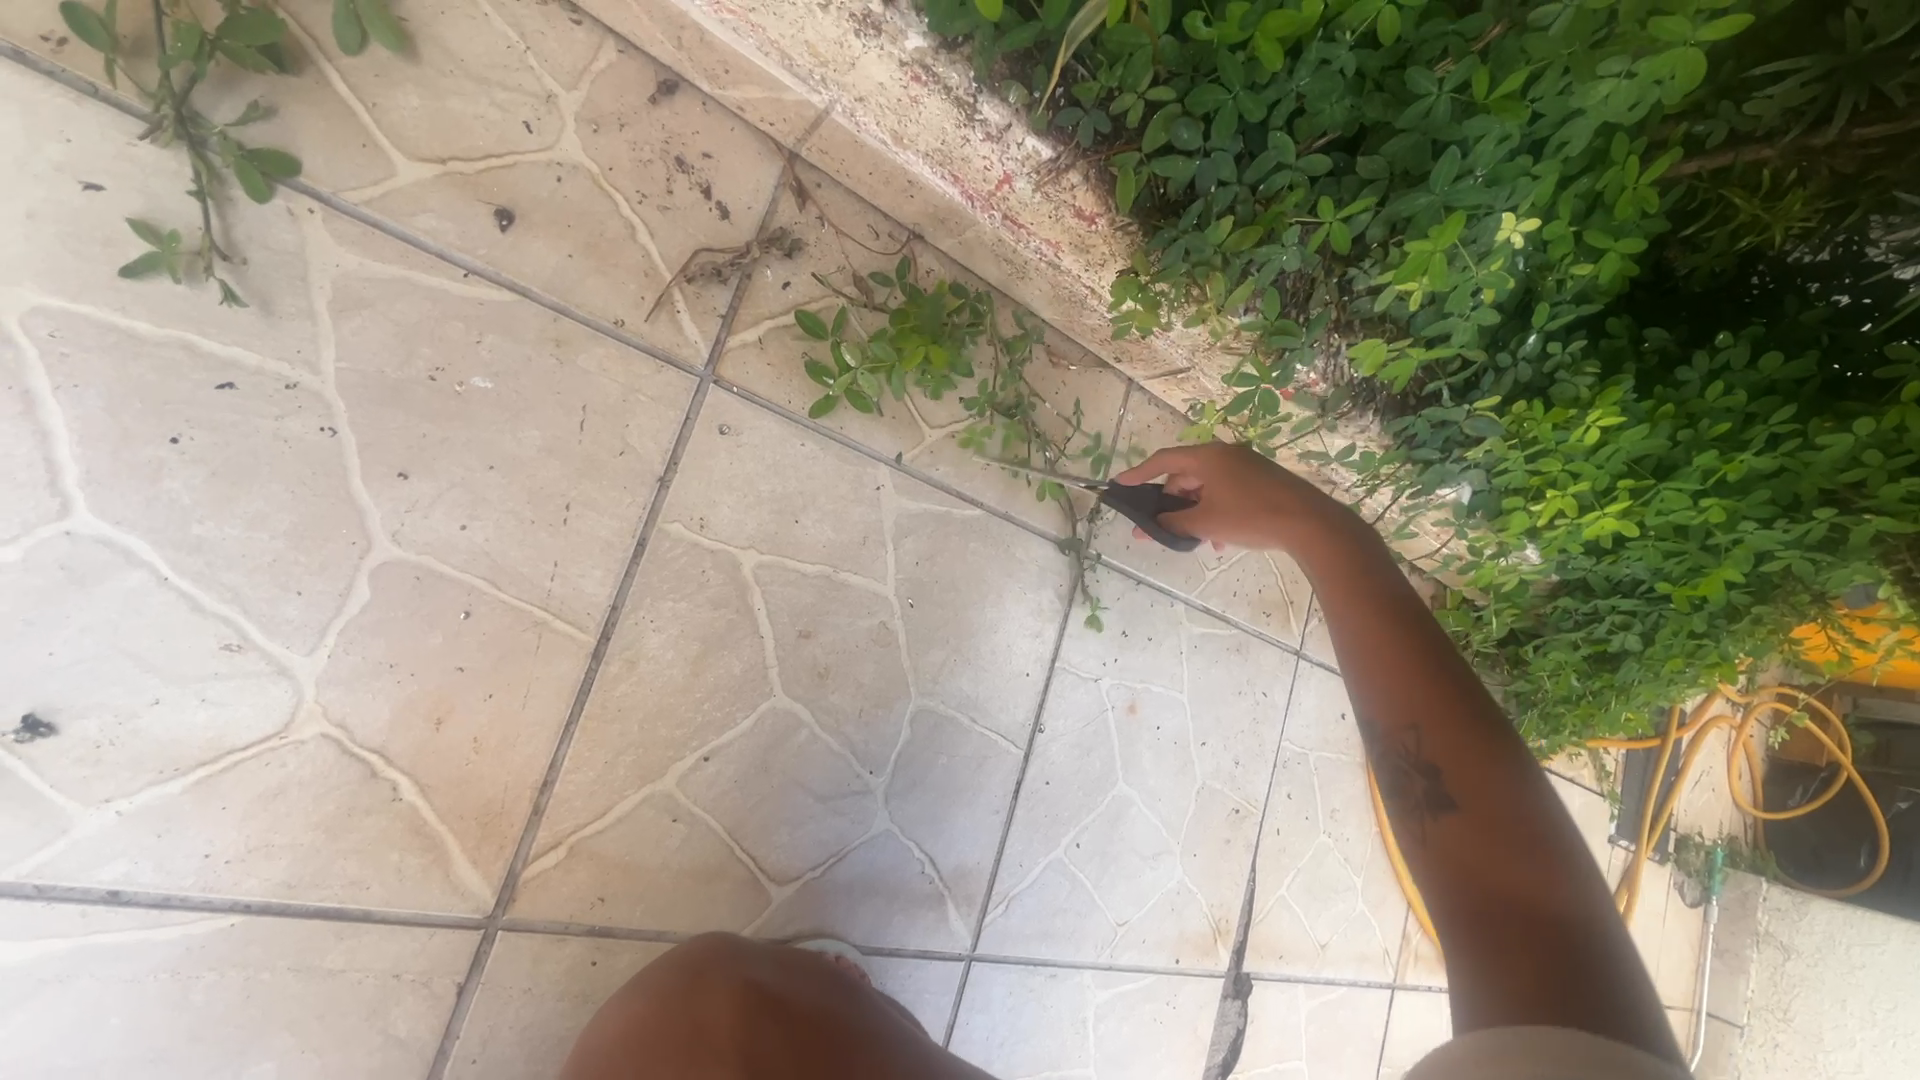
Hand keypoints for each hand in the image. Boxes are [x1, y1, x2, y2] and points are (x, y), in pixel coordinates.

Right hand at [1112, 443, 1342, 551]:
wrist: (1310, 523)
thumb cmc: (1251, 516)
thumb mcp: (1205, 523)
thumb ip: (1172, 525)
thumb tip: (1148, 530)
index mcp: (1208, 456)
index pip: (1163, 461)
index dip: (1139, 474)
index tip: (1120, 484)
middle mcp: (1225, 454)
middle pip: (1185, 476)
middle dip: (1173, 504)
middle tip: (1163, 528)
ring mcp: (1246, 465)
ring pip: (1207, 488)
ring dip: (1196, 512)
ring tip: (1199, 540)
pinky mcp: (1261, 479)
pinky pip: (1226, 492)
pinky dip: (1216, 511)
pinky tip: (1222, 539)